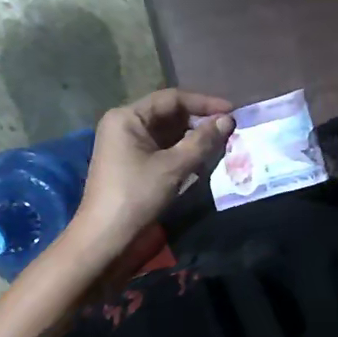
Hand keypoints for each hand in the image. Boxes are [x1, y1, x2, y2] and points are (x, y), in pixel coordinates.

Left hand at [75, 89, 234, 242]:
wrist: (105, 237)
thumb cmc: (137, 195)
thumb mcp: (173, 167)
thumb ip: (202, 141)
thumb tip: (228, 120)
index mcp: (127, 117)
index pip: (171, 98)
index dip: (204, 103)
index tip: (232, 111)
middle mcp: (124, 124)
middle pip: (168, 114)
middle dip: (199, 121)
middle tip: (229, 130)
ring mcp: (126, 145)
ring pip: (166, 133)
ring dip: (192, 138)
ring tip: (221, 143)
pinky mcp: (130, 163)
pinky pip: (160, 149)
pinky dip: (181, 152)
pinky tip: (202, 159)